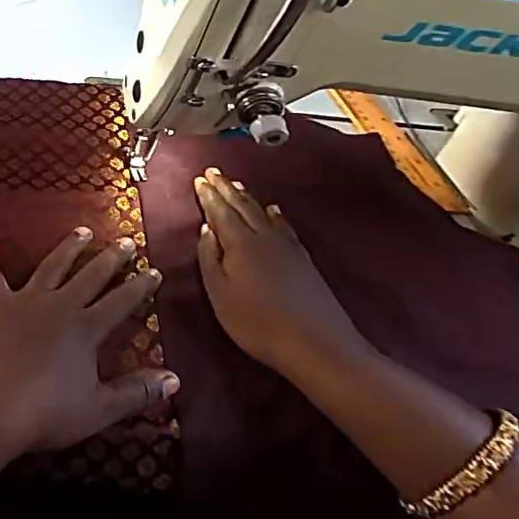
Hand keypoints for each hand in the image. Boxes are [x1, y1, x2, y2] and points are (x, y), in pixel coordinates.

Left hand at [0, 224, 175, 458]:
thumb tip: (175, 378)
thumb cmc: (46, 411)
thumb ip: (137, 392)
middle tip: (126, 242)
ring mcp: (25, 300)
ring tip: (82, 231)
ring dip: (68, 247)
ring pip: (52, 266)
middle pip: (90, 276)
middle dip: (111, 259)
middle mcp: (59, 305)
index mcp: (86, 329)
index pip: (121, 302)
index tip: (154, 271)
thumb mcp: (100, 408)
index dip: (140, 287)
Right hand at [195, 169, 370, 378]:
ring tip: (235, 184)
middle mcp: (264, 237)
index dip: (208, 195)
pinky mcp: (303, 259)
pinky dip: (274, 214)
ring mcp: (287, 247)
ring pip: (262, 213)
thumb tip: (206, 230)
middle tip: (213, 172)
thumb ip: (209, 259)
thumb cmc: (258, 323)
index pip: (220, 212)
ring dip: (246, 197)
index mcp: (240, 243)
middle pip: (242, 206)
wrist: (319, 346)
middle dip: (225, 188)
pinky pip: (283, 226)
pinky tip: (273, 210)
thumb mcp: (220, 294)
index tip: (199, 180)